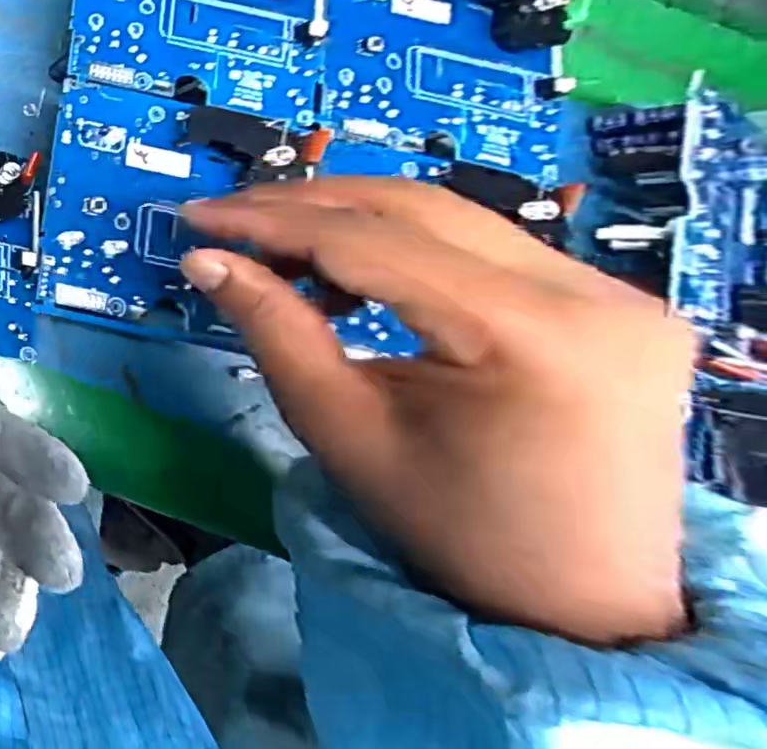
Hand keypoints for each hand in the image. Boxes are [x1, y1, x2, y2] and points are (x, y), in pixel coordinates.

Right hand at [179, 178, 692, 644]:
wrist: (571, 595)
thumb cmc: (443, 519)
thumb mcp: (335, 421)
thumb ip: (270, 325)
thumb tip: (203, 260)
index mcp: (530, 334)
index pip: (371, 243)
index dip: (270, 221)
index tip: (196, 216)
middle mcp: (589, 293)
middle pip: (412, 208)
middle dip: (302, 204)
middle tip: (223, 218)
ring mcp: (604, 290)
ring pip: (439, 214)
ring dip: (340, 218)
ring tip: (269, 247)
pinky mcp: (594, 297)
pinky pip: (467, 241)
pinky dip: (386, 242)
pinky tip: (339, 276)